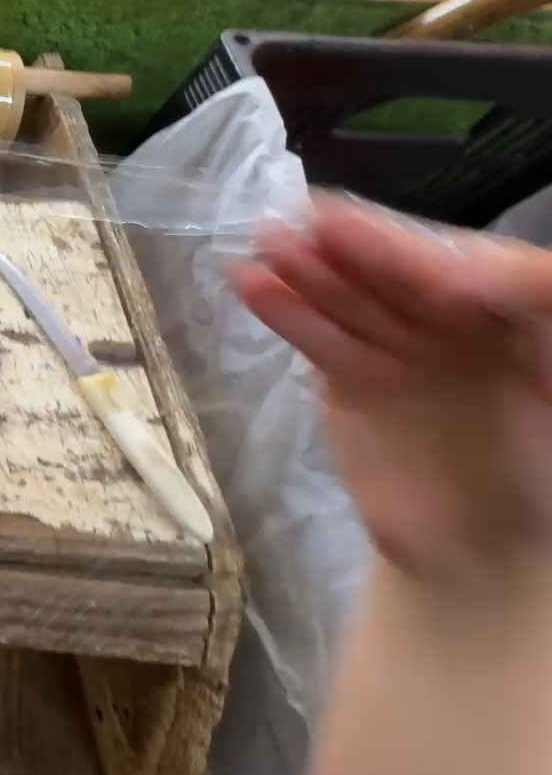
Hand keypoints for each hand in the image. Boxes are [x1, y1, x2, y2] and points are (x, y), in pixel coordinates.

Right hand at [230, 195, 551, 582]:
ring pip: (357, 301)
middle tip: (316, 219)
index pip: (500, 278)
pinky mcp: (349, 376)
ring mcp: (406, 350)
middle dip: (368, 251)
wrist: (479, 555)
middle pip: (416, 279)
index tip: (433, 279)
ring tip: (267, 241)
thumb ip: (534, 329)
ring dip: (311, 271)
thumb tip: (463, 284)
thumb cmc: (541, 482)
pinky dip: (283, 311)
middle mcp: (472, 327)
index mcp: (537, 329)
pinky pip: (317, 336)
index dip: (456, 267)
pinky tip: (251, 285)